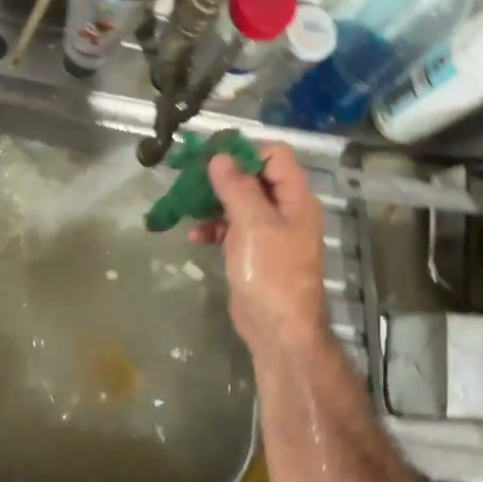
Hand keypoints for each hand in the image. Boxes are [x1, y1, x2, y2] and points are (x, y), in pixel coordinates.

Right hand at [188, 146, 329, 354]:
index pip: (275, 156)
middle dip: (222, 177)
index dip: (246, 152)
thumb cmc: (271, 273)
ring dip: (213, 203)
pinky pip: (232, 230)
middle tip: (191, 178)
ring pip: (239, 204)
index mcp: (296, 199)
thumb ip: (237, 188)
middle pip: (254, 178)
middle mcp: (285, 211)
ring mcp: (269, 233)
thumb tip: (220, 157)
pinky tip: (194, 236)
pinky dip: (213, 229)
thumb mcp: (254, 225)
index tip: (212, 157)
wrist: (278, 329)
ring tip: (186, 206)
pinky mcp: (252, 253)